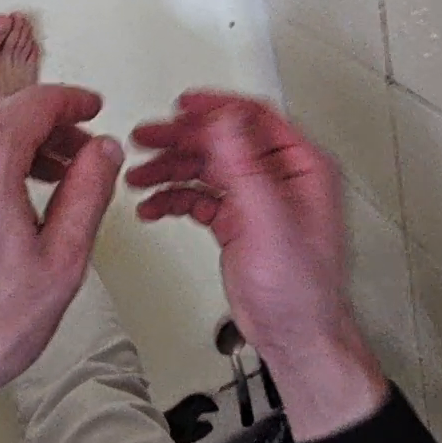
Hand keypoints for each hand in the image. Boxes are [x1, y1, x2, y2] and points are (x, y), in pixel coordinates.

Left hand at [0, 84, 124, 413]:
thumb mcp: (61, 261)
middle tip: (81, 154)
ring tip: (50, 180)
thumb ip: (89, 191)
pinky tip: (7, 197)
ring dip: (19, 144)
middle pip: (7, 112)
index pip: (37, 101)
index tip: (91, 108)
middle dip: (51, 125)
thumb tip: (103, 150)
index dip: (73, 101)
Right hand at [127, 91, 387, 441]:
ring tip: (140, 176)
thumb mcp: (268, 218)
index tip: (181, 106)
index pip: (253, 118)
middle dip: (181, 140)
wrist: (295, 337)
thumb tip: (222, 117)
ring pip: (205, 167)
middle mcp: (278, 177)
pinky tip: (154, 206)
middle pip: (221, 141)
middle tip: (146, 139)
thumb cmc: (301, 290)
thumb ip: (244, 164)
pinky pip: (198, 197)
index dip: (215, 108)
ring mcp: (256, 198)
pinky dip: (174, 198)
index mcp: (300, 166)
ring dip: (170, 169)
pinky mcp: (236, 220)